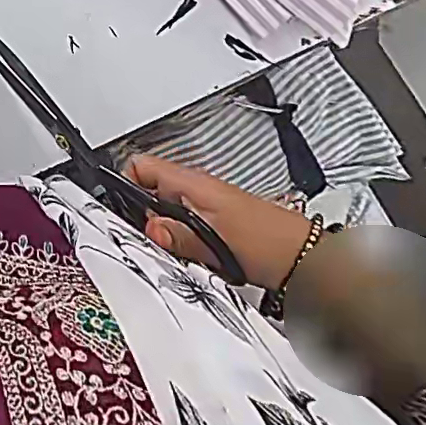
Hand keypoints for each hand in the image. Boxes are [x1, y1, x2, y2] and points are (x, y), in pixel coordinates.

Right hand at [127, 155, 314, 287]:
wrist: (304, 257)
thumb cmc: (269, 240)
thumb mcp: (216, 239)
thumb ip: (178, 235)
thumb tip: (150, 230)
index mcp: (190, 182)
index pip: (140, 166)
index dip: (124, 184)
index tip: (121, 211)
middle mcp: (193, 190)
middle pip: (148, 193)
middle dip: (143, 218)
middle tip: (151, 241)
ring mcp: (201, 207)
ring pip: (163, 214)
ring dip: (163, 234)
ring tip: (176, 252)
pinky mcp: (210, 225)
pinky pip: (180, 228)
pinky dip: (179, 243)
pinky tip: (191, 258)